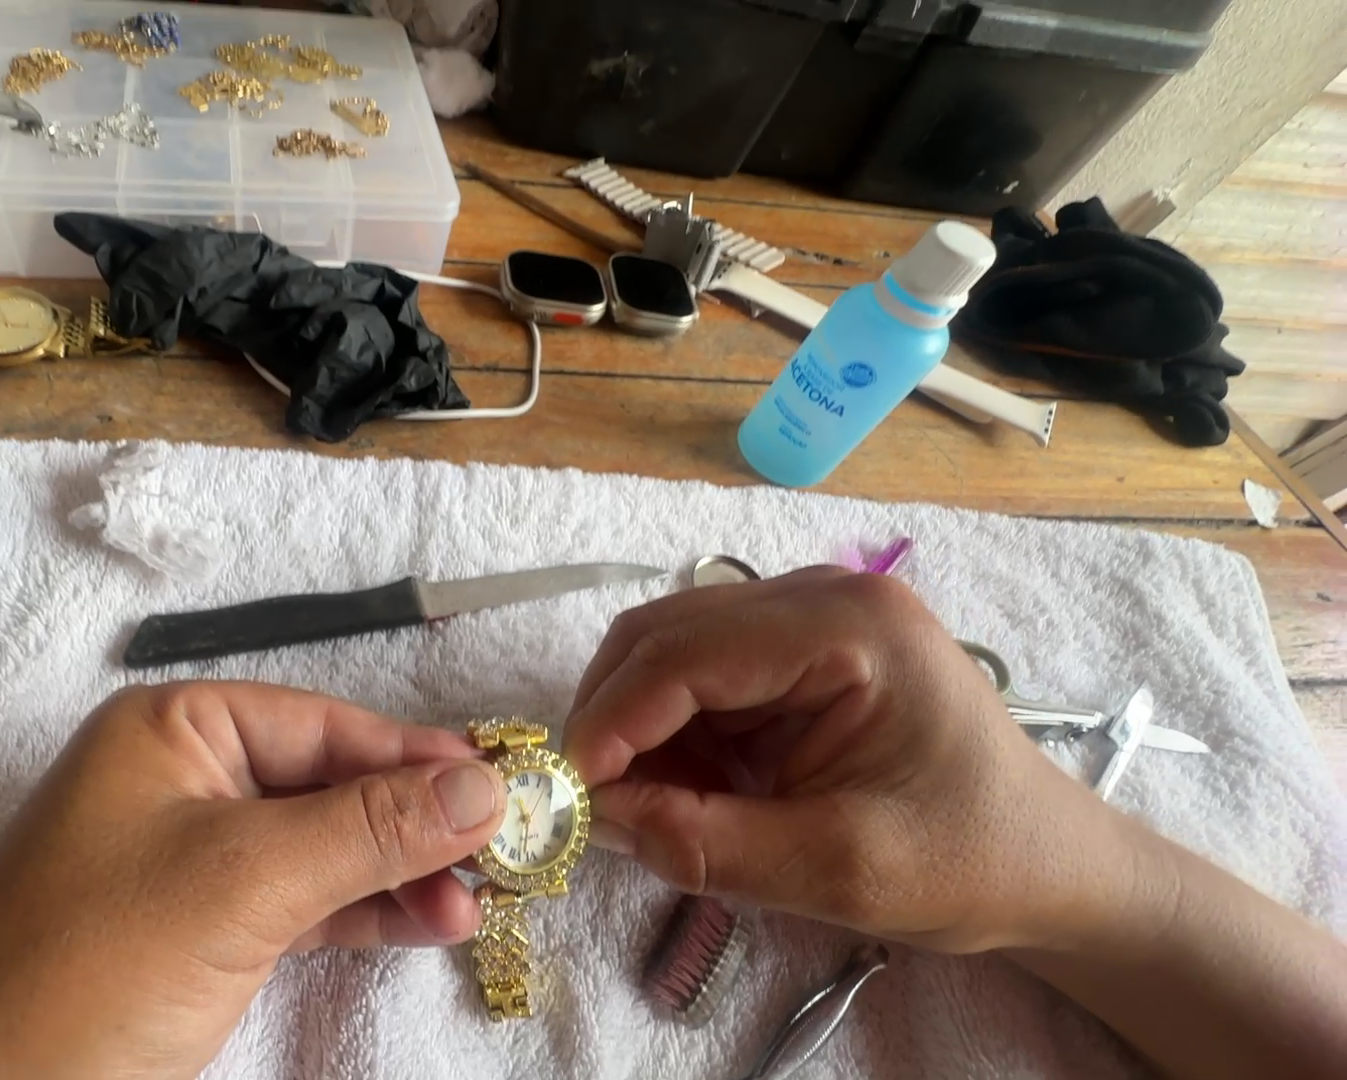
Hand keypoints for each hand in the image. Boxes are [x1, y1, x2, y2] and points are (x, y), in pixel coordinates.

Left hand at [0, 682, 503, 1079]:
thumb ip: (369, 826)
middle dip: (411, 819)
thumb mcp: (245, 879)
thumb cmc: (96, 964)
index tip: (496, 775)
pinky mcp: (206, 921)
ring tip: (474, 899)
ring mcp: (197, 851)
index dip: (410, 752)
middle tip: (501, 845)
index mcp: (175, 728)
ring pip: (322, 844)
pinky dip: (363, 910)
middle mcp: (187, 774)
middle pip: (327, 783)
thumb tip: (484, 785)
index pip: (319, 725)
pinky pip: (303, 897)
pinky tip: (425, 921)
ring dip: (398, 870)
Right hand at [564, 566, 1135, 953]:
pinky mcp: (781, 643)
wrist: (1048, 863)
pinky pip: (687, 675)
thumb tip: (597, 819)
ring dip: (631, 727)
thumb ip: (708, 843)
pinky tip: (679, 782)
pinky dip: (661, 732)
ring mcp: (795, 612)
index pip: (687, 654)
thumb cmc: (970, 864)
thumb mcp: (842, 873)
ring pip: (660, 651)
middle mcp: (813, 594)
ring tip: (641, 800)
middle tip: (590, 796)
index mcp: (847, 628)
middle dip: (610, 718)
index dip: (613, 719)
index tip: (569, 789)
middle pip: (660, 636)